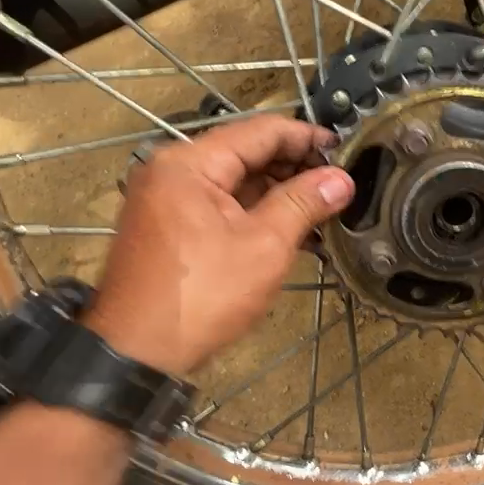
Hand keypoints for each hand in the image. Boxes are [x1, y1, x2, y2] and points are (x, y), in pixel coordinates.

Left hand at [80, 116, 352, 374]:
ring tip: (324, 209)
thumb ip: (304, 203)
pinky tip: (292, 230)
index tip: (345, 149)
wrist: (138, 352)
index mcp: (189, 164)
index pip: (260, 131)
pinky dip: (256, 213)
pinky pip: (222, 206)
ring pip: (236, 182)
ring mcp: (167, 200)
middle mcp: (172, 171)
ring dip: (280, 193)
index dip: (307, 138)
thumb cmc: (202, 295)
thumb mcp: (265, 245)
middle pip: (246, 154)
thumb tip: (341, 179)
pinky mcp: (170, 227)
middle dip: (296, 167)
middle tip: (340, 184)